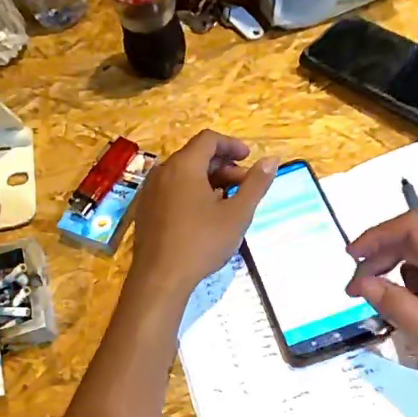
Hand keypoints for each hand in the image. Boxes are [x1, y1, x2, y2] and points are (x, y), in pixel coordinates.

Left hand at [130, 131, 276, 291]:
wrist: (160, 277)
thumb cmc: (201, 243)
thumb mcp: (237, 214)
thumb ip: (255, 184)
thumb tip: (272, 160)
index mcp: (184, 166)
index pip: (208, 139)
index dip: (231, 145)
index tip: (249, 158)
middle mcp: (163, 172)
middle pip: (195, 156)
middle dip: (223, 166)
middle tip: (244, 185)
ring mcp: (150, 191)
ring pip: (183, 174)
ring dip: (208, 180)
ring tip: (228, 202)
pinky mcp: (146, 210)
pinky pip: (171, 190)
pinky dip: (191, 192)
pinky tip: (205, 215)